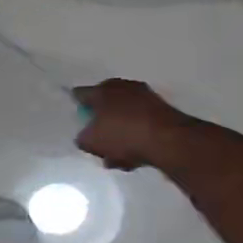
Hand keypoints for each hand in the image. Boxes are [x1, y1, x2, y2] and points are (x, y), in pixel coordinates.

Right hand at [73, 79, 198, 170]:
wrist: (169, 141)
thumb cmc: (121, 135)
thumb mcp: (89, 142)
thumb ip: (82, 137)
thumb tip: (87, 135)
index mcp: (103, 90)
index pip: (80, 94)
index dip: (75, 105)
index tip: (74, 117)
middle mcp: (124, 88)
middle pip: (104, 105)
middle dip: (99, 121)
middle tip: (95, 137)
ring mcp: (146, 97)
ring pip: (123, 116)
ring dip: (118, 132)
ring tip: (115, 155)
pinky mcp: (162, 111)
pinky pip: (140, 123)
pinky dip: (134, 136)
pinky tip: (132, 154)